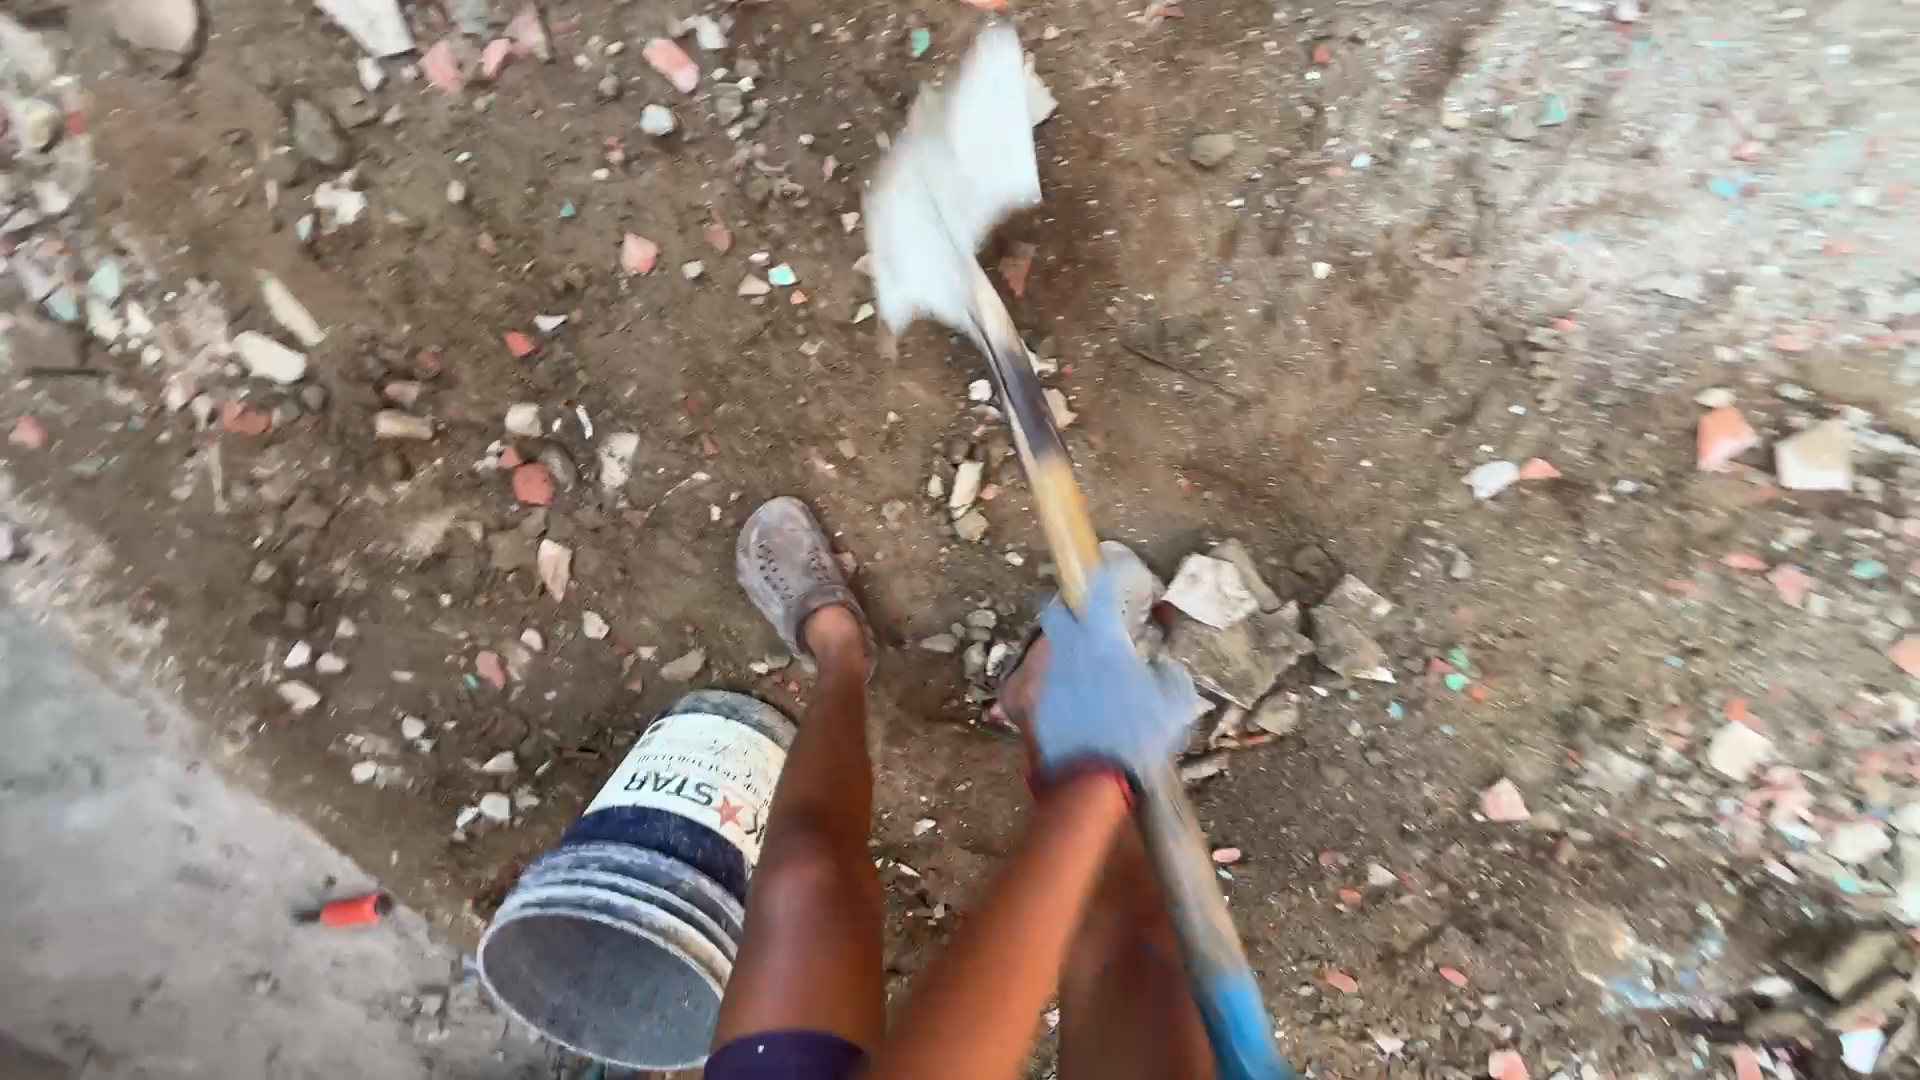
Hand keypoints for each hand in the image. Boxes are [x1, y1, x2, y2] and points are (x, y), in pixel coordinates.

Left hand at [1030, 568, 1201, 789]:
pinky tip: (1068, 693)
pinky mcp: (1032, 698)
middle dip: (1066, 606)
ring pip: (1047, 644)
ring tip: (1080, 662)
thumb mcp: (1174, 704)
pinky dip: (1053, 679)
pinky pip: (1040, 677)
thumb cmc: (1137, 736)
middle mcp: (1069, 648)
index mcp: (1102, 641)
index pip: (1097, 592)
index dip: (1101, 575)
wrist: (1090, 776)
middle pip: (1055, 610)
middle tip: (1083, 616)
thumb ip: (1171, 675)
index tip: (1104, 568)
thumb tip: (1163, 666)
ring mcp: (1046, 673)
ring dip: (1063, 646)